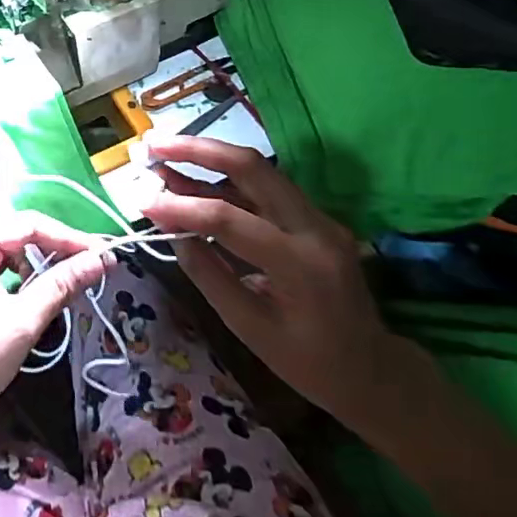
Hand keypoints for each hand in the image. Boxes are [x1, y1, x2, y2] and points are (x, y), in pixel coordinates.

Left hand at [0, 212, 112, 438]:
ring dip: (43, 265)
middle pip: (22, 234)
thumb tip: (103, 258)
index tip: (107, 254)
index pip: (30, 225)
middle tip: (97, 268)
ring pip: (15, 250)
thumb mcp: (22, 321)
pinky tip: (44, 292)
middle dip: (59, 250)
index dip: (70, 238)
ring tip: (74, 282)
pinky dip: (27, 278)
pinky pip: (4, 266)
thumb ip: (61, 284)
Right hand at [140, 136, 400, 415]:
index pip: (230, 219)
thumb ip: (209, 275)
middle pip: (251, 168)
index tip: (144, 204)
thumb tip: (173, 233)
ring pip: (257, 170)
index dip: (182, 208)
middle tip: (153, 145)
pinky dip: (223, 180)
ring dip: (208, 158)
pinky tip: (192, 181)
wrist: (373, 370)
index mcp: (300, 263)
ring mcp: (317, 217)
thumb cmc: (310, 363)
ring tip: (162, 156)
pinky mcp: (311, 216)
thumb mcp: (250, 328)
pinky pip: (263, 188)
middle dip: (197, 150)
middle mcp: (314, 226)